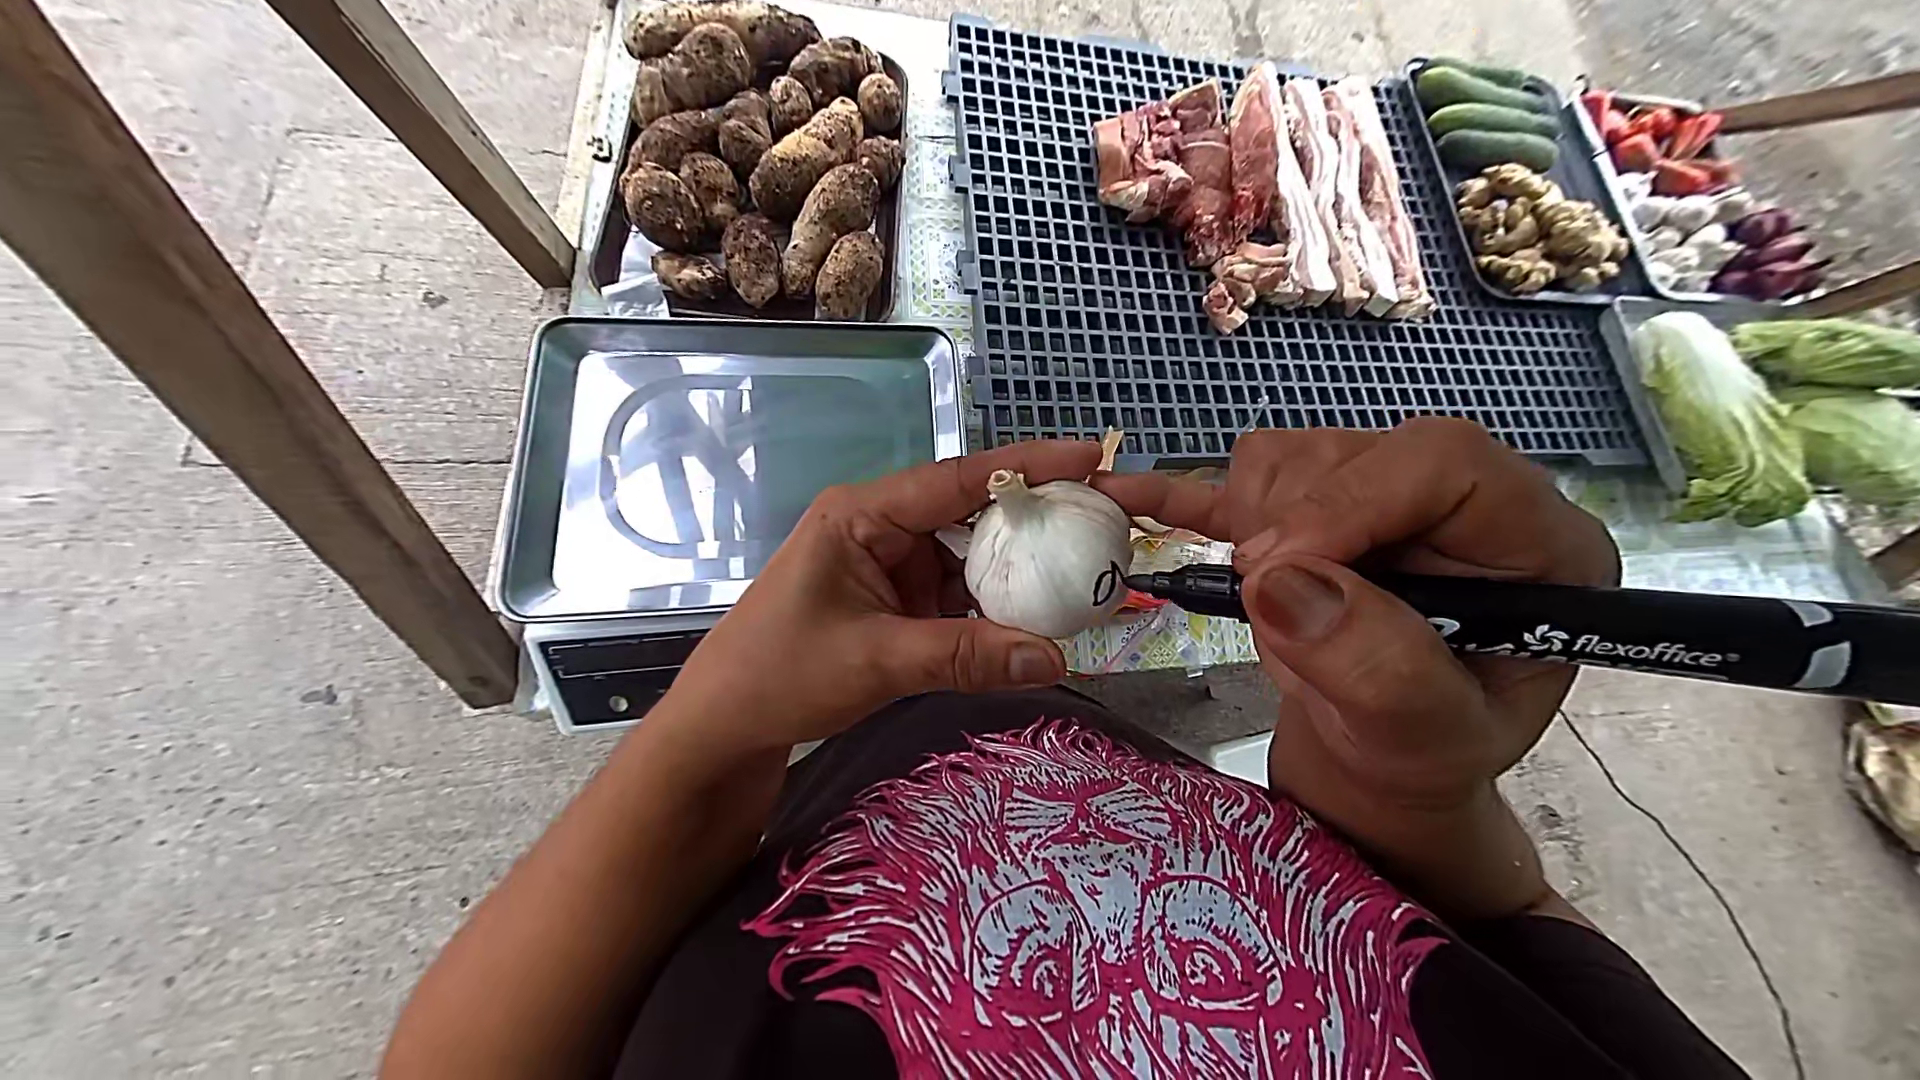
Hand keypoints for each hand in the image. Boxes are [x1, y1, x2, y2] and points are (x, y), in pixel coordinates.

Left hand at [644, 439, 1103, 771]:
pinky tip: (1048, 608)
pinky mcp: (904, 601)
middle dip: (1045, 513)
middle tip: (1116, 513)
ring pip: (976, 554)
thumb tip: (1055, 658)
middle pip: (977, 511)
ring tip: (1096, 560)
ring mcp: (897, 565)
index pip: (956, 479)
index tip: (1089, 461)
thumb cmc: (781, 674)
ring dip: (1029, 562)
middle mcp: (886, 528)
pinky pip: (965, 593)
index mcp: (865, 514)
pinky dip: (1003, 603)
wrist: (729, 724)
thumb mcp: (875, 660)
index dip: (1027, 468)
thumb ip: (964, 655)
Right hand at [1097, 419, 1618, 916]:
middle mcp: (1454, 499)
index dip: (1345, 502)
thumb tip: (1278, 582)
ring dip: (1248, 524)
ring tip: (1260, 595)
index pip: (1439, 462)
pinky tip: (1133, 495)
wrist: (1373, 753)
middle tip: (1261, 599)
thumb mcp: (1420, 738)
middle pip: (1347, 453)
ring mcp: (1373, 495)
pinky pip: (1242, 477)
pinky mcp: (1309, 509)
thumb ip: (1375, 667)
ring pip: (1287, 457)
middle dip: (1286, 527)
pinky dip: (1185, 493)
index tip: (1272, 572)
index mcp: (1527, 541)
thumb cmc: (1414, 754)